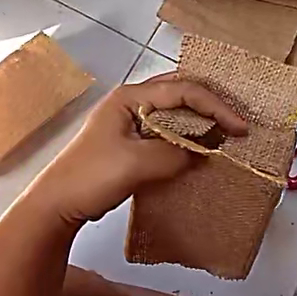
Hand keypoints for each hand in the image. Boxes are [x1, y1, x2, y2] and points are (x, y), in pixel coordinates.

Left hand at [20, 74, 247, 225]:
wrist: (57, 204)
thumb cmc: (90, 177)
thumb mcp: (137, 164)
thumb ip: (175, 154)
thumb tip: (203, 153)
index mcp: (129, 96)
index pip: (182, 90)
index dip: (215, 106)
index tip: (239, 127)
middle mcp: (131, 102)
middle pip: (179, 94)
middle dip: (210, 106)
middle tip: (237, 124)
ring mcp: (129, 122)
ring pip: (174, 113)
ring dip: (199, 122)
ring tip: (224, 135)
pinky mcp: (131, 143)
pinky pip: (167, 132)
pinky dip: (187, 138)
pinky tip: (200, 151)